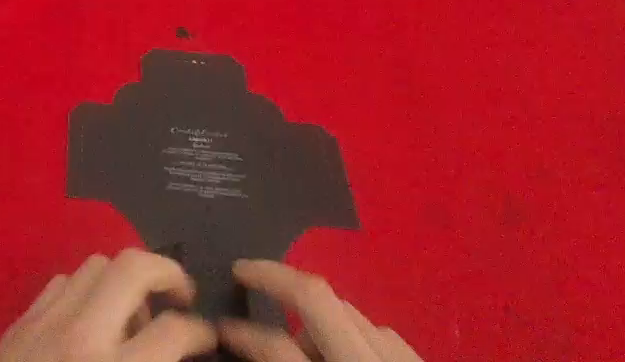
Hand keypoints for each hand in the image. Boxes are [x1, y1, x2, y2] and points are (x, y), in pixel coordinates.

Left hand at [0, 249, 216, 361]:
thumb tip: (172, 352)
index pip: (173, 332)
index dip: (202, 332)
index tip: (210, 339)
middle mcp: (82, 335)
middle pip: (133, 267)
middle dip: (168, 272)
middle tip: (183, 297)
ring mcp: (47, 320)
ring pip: (97, 264)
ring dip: (126, 279)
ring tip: (136, 311)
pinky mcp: (22, 320)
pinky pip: (64, 281)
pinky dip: (89, 290)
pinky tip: (93, 318)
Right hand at [220, 261, 419, 361]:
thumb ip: (282, 361)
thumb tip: (250, 339)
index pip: (278, 348)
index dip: (242, 335)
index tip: (221, 327)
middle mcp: (369, 360)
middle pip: (317, 296)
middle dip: (274, 276)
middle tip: (244, 271)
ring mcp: (402, 358)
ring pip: (351, 311)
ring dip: (316, 311)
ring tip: (297, 330)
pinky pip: (381, 333)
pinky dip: (355, 330)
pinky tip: (347, 347)